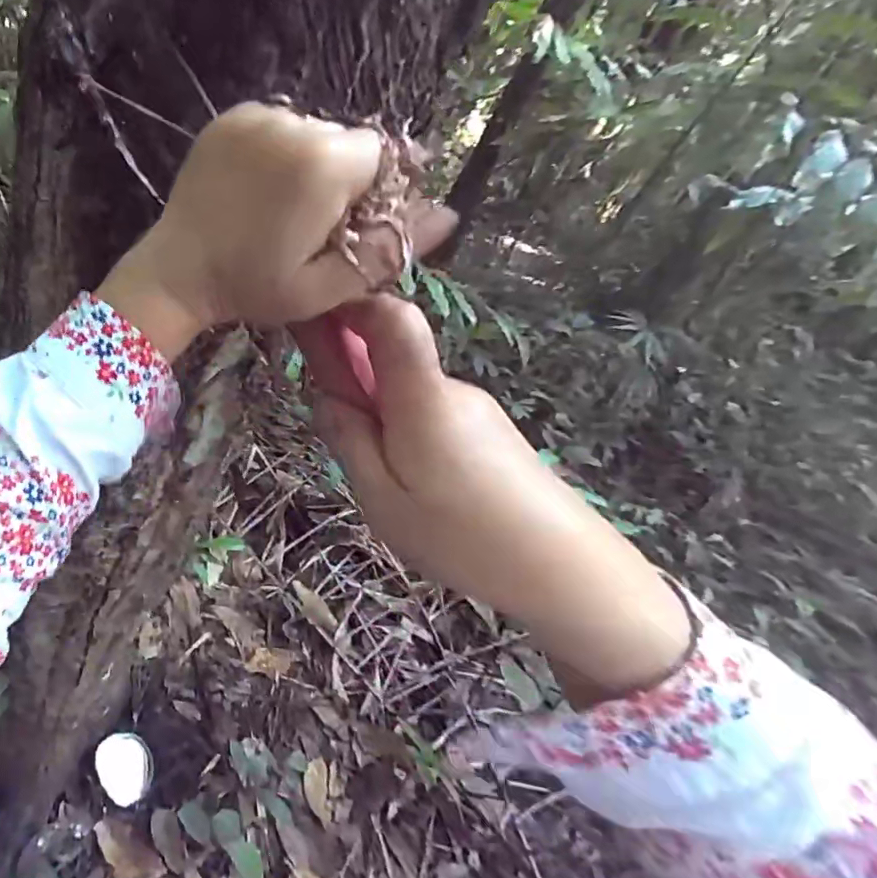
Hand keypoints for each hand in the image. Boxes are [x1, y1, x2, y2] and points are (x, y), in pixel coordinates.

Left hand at [96, 103, 451, 357]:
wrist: (177, 273)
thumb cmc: (251, 287)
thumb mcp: (325, 286)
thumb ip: (388, 250)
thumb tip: (449, 215)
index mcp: (325, 164)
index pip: (384, 158)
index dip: (372, 194)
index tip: (345, 227)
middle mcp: (296, 123)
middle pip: (348, 143)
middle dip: (341, 180)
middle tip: (307, 225)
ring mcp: (258, 116)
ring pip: (313, 133)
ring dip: (309, 165)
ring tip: (277, 209)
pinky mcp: (229, 118)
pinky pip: (277, 127)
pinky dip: (277, 153)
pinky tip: (257, 189)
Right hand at [291, 296, 692, 704]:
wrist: (565, 571)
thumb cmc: (461, 536)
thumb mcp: (381, 497)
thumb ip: (347, 438)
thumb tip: (325, 395)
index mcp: (420, 396)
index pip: (388, 317)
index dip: (348, 306)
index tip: (311, 322)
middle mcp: (448, 387)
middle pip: (389, 355)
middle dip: (351, 380)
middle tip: (338, 439)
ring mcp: (472, 407)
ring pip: (404, 392)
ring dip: (378, 416)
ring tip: (382, 480)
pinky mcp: (485, 429)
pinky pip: (427, 413)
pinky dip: (405, 433)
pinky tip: (416, 485)